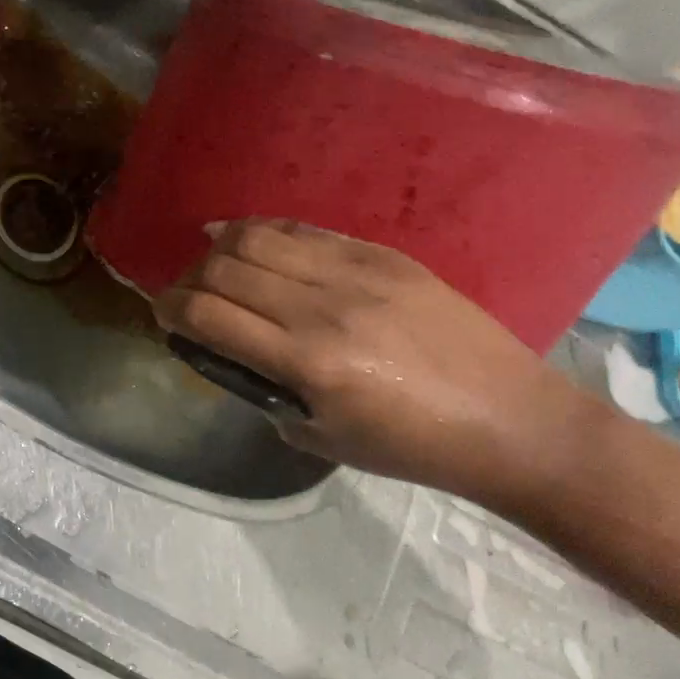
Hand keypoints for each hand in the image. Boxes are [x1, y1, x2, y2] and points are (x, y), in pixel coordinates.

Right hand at [154, 219, 599, 503]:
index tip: (162, 315)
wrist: (517, 423)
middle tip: (189, 297)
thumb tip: (224, 349)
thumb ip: (261, 387)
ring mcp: (357, 275)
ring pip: (255, 239)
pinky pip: (302, 229)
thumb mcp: (319, 436)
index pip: (205, 314)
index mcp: (308, 363)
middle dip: (188, 281)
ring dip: (219, 252)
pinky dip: (260, 230)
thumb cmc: (412, 448)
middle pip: (222, 270)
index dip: (168, 309)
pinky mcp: (384, 256)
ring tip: (215, 266)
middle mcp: (325, 310)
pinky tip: (244, 238)